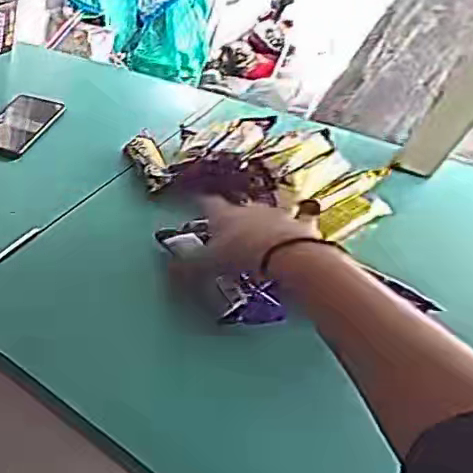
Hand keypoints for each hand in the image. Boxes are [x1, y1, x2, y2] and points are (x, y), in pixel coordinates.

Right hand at [200, 194, 321, 274]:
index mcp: (222, 214)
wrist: (291, 256)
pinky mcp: (302, 227)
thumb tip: (169, 270)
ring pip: (265, 217)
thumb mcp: (207, 265)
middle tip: (228, 234)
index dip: (201, 203)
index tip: (197, 202)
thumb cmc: (242, 255)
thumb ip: (189, 266)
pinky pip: (295, 228)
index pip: (207, 202)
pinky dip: (291, 235)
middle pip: (237, 209)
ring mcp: (277, 215)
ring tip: (257, 244)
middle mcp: (249, 209)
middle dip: (233, 220)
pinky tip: (290, 244)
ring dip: (261, 227)